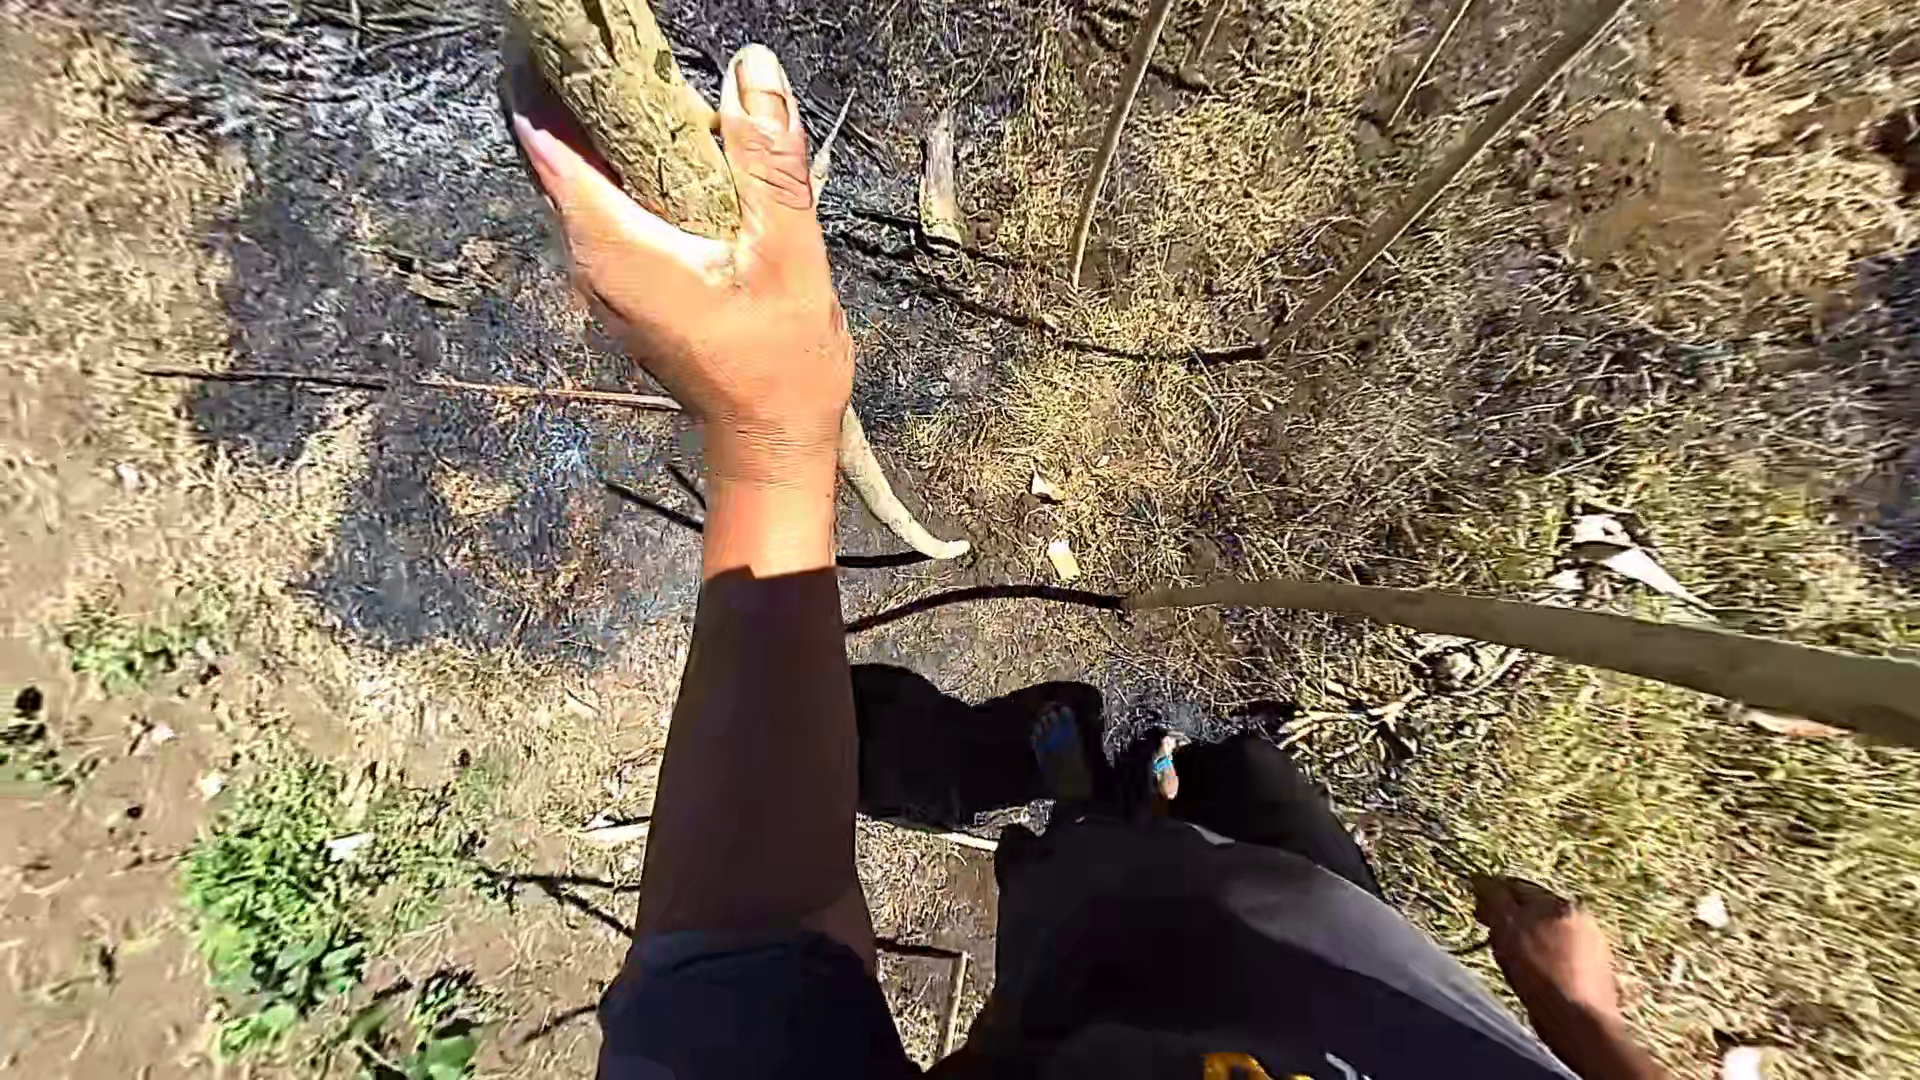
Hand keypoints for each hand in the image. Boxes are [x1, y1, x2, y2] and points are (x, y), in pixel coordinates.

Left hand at [510, 45, 852, 489]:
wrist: (774, 444)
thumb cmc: (784, 370)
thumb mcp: (792, 265)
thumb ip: (770, 170)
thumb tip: (753, 71)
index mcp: (615, 246)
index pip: (542, 122)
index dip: (559, 62)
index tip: (603, 35)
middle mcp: (593, 263)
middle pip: (562, 148)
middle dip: (600, 94)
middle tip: (663, 72)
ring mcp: (610, 286)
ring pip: (590, 185)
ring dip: (625, 140)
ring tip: (687, 120)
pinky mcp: (634, 300)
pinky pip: (616, 220)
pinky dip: (641, 185)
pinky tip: (695, 184)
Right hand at [1472, 875, 1619, 1025]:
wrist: (1578, 1021)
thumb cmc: (1536, 966)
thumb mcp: (1504, 921)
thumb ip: (1492, 894)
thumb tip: (1481, 880)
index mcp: (1563, 904)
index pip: (1515, 886)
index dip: (1490, 895)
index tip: (1477, 911)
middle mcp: (1583, 921)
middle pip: (1531, 909)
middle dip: (1506, 917)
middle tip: (1489, 931)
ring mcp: (1593, 948)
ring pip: (1542, 931)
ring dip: (1521, 936)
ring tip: (1509, 954)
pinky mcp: (1595, 973)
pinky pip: (1556, 952)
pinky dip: (1539, 955)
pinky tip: (1530, 969)